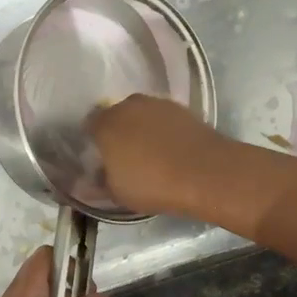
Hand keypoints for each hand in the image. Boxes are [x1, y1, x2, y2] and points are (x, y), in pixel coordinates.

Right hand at [89, 94, 230, 215]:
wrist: (205, 172)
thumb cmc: (153, 184)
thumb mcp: (118, 193)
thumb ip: (100, 181)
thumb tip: (95, 176)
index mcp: (106, 124)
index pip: (90, 124)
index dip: (94, 141)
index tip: (101, 157)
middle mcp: (129, 105)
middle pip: (117, 115)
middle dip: (118, 131)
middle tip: (125, 155)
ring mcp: (158, 103)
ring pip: (142, 114)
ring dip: (142, 128)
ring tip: (151, 152)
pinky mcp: (182, 108)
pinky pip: (164, 118)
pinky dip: (164, 129)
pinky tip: (171, 148)